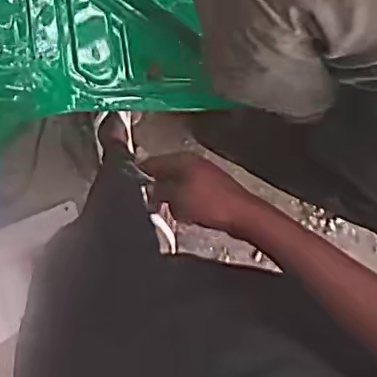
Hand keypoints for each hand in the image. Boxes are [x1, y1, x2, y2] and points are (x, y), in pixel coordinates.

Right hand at [141, 152, 267, 235]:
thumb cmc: (210, 205)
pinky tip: (188, 215)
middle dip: (157, 188)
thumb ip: (158, 190)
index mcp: (183, 158)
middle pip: (165, 172)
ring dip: (172, 198)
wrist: (244, 217)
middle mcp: (193, 162)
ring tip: (172, 212)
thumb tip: (150, 189)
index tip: (131, 187)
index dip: (140, 174)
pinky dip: (186, 203)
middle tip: (151, 204)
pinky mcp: (214, 189)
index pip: (152, 161)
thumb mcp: (176, 198)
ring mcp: (205, 174)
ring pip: (177, 184)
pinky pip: (190, 193)